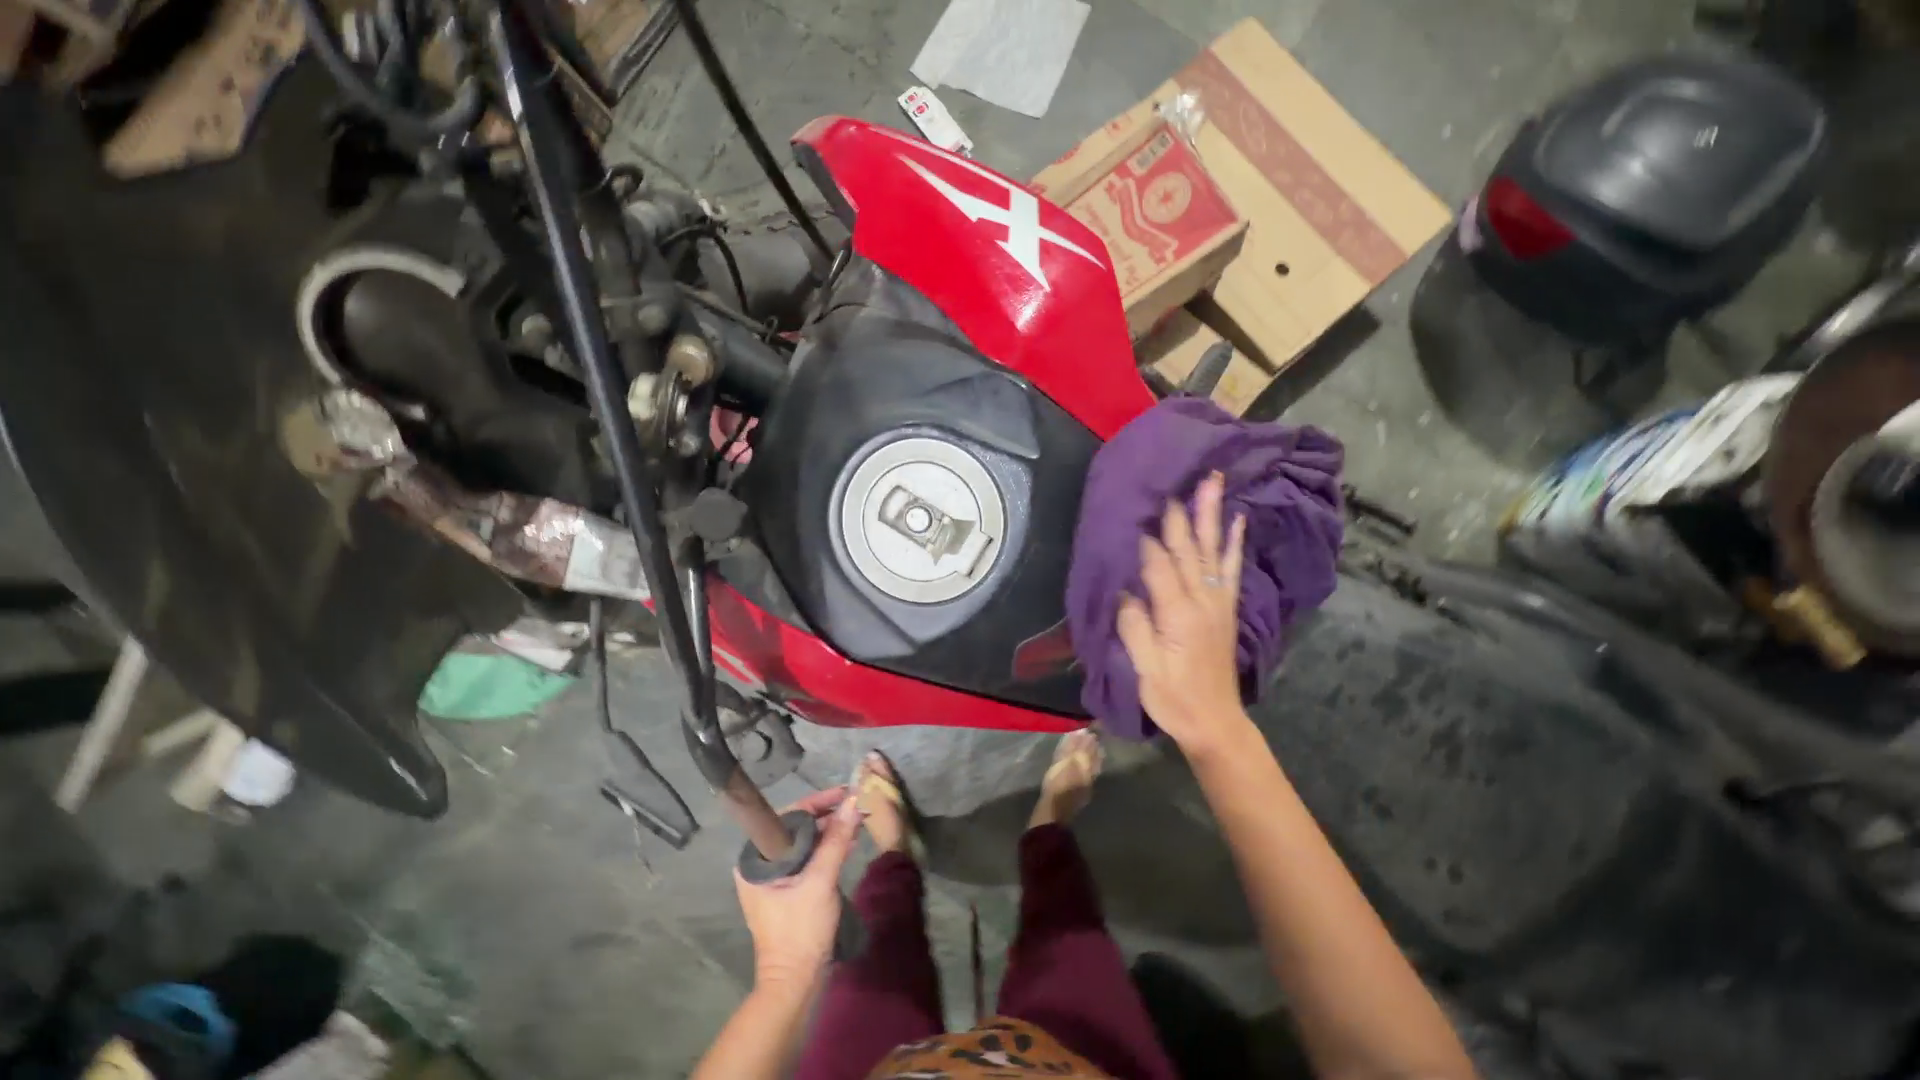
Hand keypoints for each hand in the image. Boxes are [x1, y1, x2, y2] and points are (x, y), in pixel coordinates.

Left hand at [734, 787, 859, 992]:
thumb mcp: (820, 881)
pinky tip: (847, 845)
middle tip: (855, 806)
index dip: (817, 802)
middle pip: (795, 829)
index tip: (845, 793)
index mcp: (755, 860)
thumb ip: (836, 840)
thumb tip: (852, 803)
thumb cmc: (801, 930)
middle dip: (826, 817)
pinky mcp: (786, 891)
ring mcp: (772, 879)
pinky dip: (826, 851)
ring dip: (829, 833)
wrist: (794, 982)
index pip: (787, 817)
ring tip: (856, 822)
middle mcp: (758, 865)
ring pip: (803, 845)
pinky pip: (806, 861)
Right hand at [1116, 472, 1253, 758]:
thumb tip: (1127, 590)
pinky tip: (1238, 520)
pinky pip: (1232, 569)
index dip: (1147, 538)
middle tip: (1181, 476)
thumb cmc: (1172, 697)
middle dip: (1183, 512)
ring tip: (1213, 482)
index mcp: (1177, 614)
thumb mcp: (1144, 668)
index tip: (1136, 508)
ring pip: (1213, 550)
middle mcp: (1202, 601)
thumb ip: (1135, 626)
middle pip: (1189, 548)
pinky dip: (1234, 543)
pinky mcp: (1226, 609)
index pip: (1159, 565)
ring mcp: (1218, 603)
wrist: (1214, 721)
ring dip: (1211, 515)